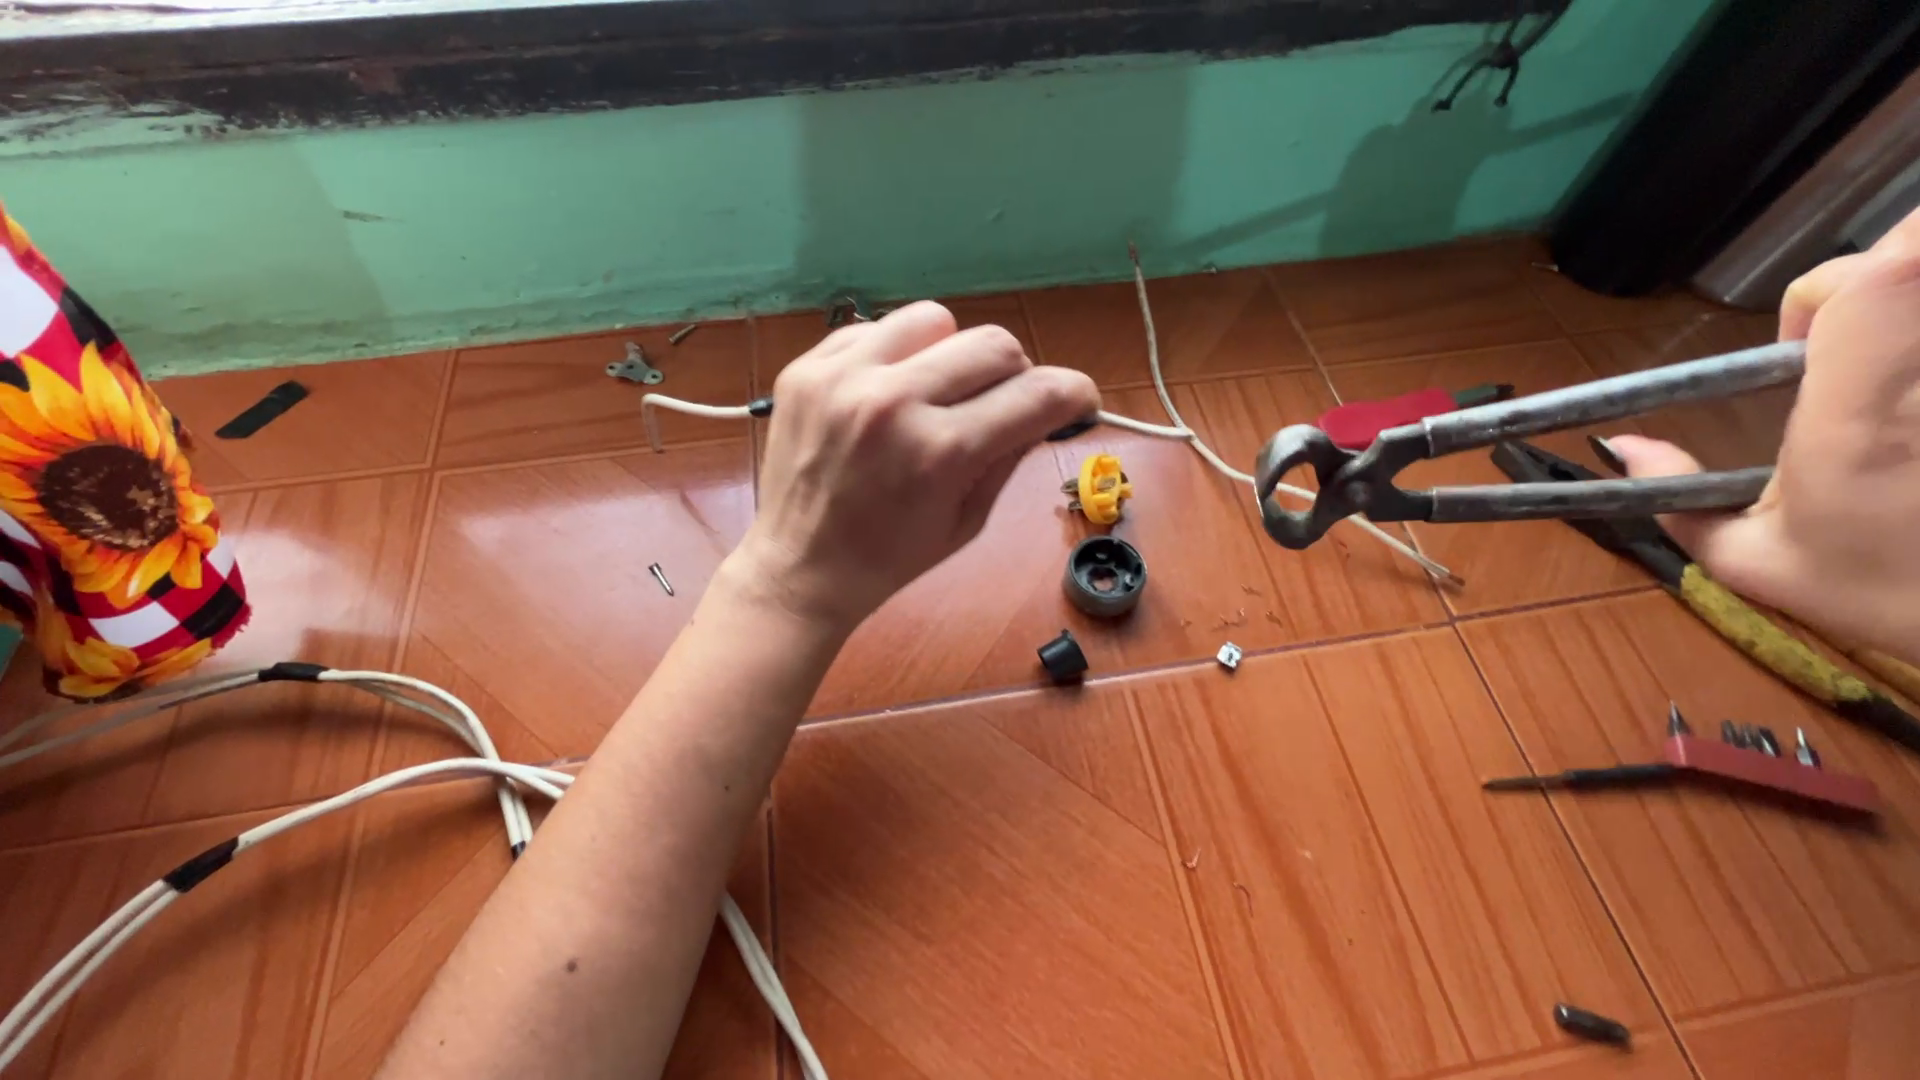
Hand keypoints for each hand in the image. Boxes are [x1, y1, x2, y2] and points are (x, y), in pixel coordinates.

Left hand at [730, 301, 1098, 633]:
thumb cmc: (892, 557)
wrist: (799, 569)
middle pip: (995, 343)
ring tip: (934, 394)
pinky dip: (897, 356)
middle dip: (1016, 374)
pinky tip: (885, 395)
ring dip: (952, 354)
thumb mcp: (969, 520)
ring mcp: (842, 377)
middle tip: (1000, 406)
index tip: (1077, 402)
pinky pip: (877, 330)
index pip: (1039, 393)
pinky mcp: (807, 367)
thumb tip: (1046, 406)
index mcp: (941, 452)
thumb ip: (1011, 453)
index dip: (1074, 394)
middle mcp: (893, 401)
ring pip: (936, 318)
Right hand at [1606, 208, 1919, 659]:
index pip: (1871, 284)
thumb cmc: (1890, 596)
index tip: (1798, 346)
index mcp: (1861, 423)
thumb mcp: (1758, 562)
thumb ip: (1679, 502)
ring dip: (1904, 289)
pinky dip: (1914, 327)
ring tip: (1880, 340)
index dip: (1826, 289)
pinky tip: (1901, 368)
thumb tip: (1624, 446)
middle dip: (1889, 257)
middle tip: (1860, 310)